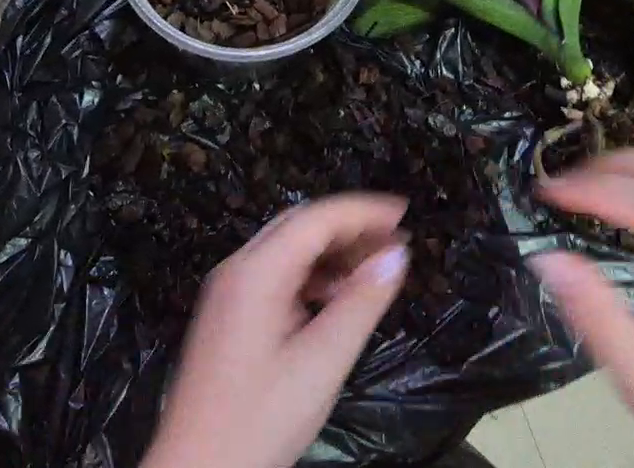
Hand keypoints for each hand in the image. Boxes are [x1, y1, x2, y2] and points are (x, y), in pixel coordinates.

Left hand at [144, 194, 409, 467]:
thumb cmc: (259, 420)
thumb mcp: (321, 363)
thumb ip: (360, 304)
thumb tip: (396, 256)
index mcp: (257, 271)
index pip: (317, 218)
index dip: (363, 212)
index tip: (404, 214)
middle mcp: (238, 269)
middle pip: (300, 225)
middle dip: (349, 228)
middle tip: (394, 241)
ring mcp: (229, 291)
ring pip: (288, 248)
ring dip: (332, 252)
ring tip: (373, 271)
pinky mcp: (230, 314)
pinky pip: (276, 275)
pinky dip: (312, 276)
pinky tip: (337, 300)